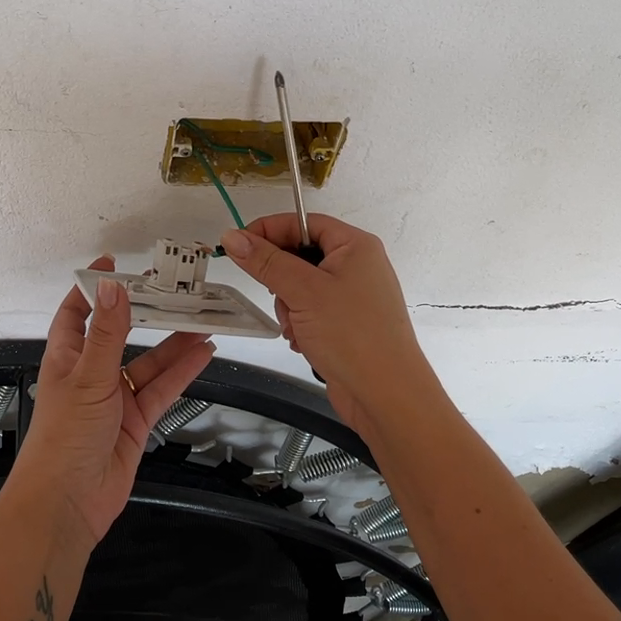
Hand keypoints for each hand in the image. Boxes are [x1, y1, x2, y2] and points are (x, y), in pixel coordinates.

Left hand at [12, 256, 215, 545]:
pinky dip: (183, 371)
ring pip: (149, 361)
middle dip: (145, 313)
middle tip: (173, 290)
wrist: (68, 503)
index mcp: (67, 356)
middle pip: (121, 333)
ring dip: (173, 341)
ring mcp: (115, 397)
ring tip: (201, 317)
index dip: (93, 287)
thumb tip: (113, 287)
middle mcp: (90, 372)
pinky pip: (162, 389)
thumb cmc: (63, 438)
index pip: (77, 311)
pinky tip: (203, 354)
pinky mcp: (135, 421)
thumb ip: (107, 333)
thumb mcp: (88, 377)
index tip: (113, 264)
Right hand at [220, 215, 427, 433]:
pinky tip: (303, 340)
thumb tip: (233, 236)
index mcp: (355, 245)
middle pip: (300, 253)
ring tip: (296, 326)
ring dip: (289, 305)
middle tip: (277, 295)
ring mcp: (353, 295)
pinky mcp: (347, 321)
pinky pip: (310, 308)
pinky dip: (299, 322)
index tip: (238, 244)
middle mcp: (357, 265)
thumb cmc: (353, 336)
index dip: (268, 230)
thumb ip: (265, 261)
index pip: (302, 222)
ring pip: (300, 284)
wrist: (388, 397)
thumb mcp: (302, 291)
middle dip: (280, 277)